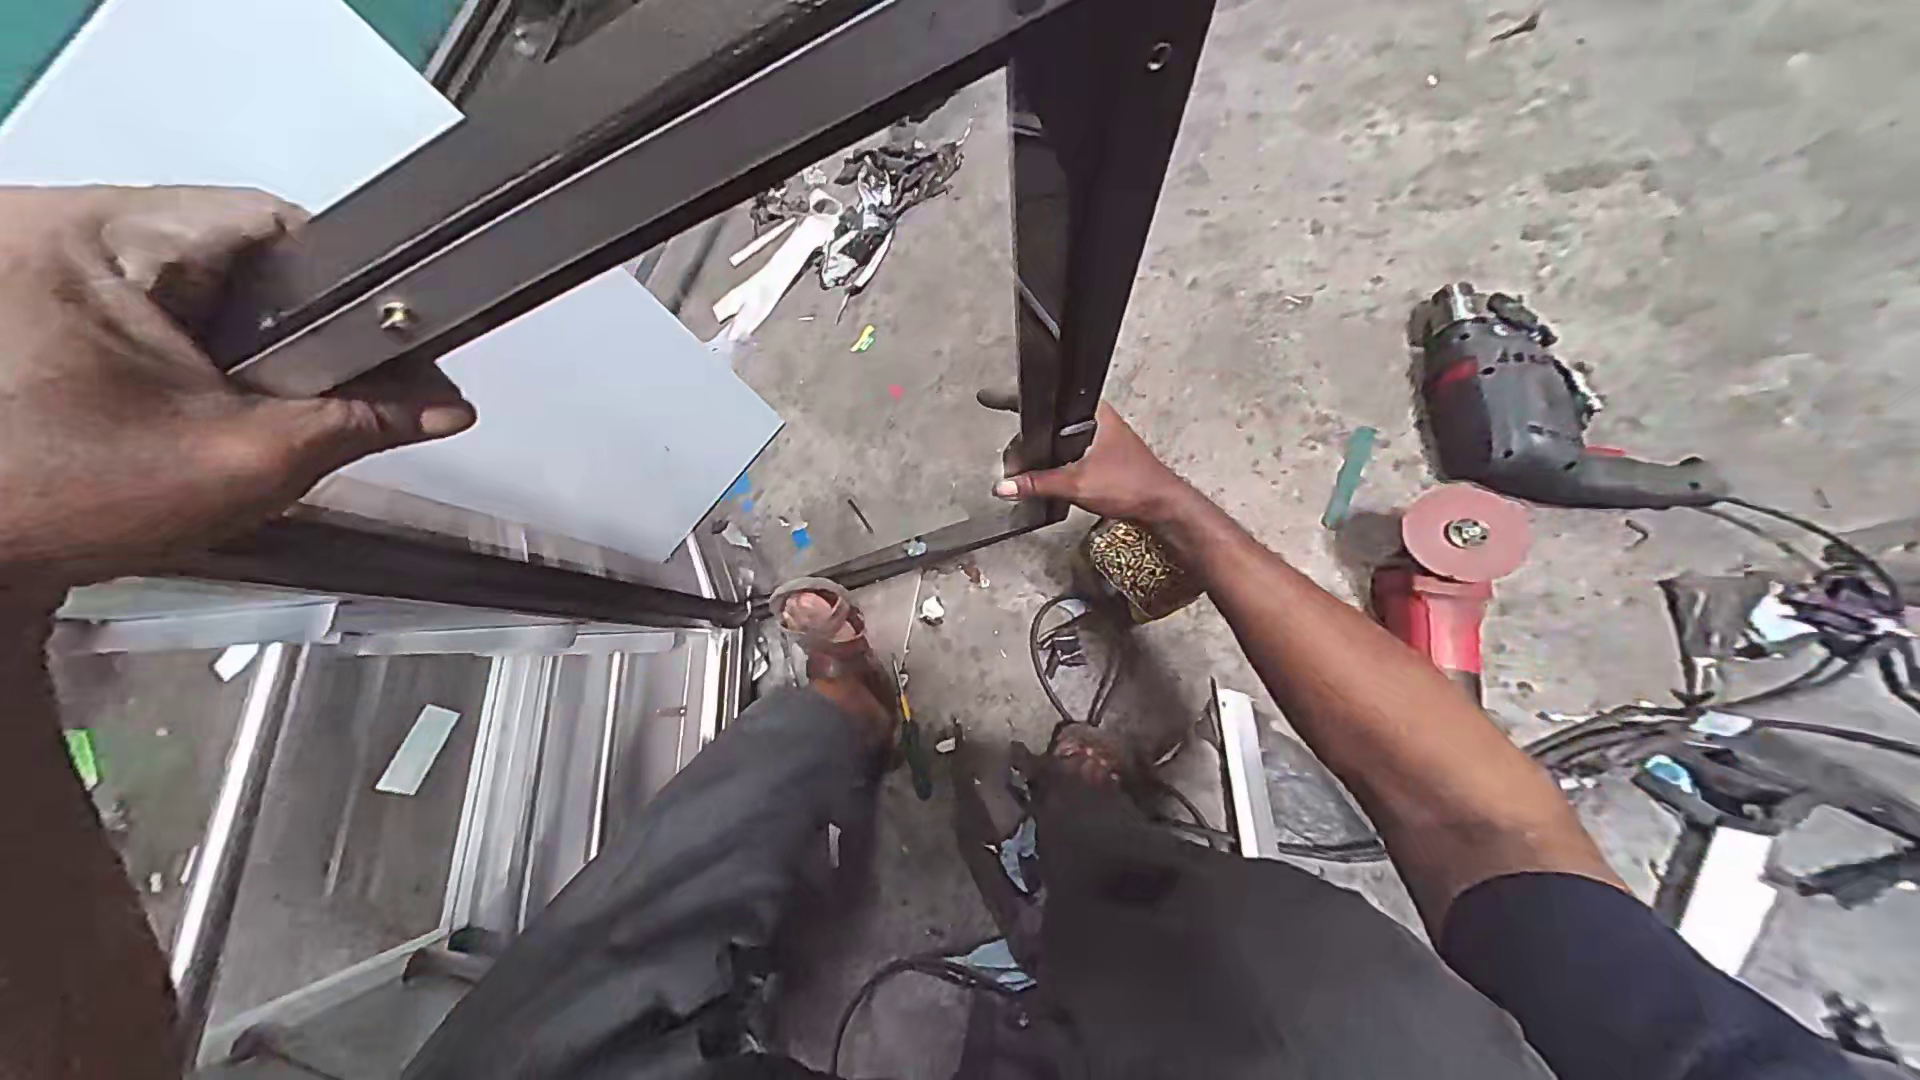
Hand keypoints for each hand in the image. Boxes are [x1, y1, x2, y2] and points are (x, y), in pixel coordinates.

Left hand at [0, 185, 473, 584]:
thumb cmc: (55, 498)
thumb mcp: (251, 457)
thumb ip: (366, 422)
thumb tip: (445, 408)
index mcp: (84, 241)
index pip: (274, 225)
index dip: (352, 285)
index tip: (390, 343)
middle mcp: (48, 230)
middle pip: (249, 253)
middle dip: (309, 326)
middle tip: (322, 389)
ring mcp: (40, 260)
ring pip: (219, 280)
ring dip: (267, 340)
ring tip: (262, 398)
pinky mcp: (43, 294)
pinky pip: (175, 300)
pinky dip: (222, 347)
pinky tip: (224, 392)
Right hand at [986, 400, 1195, 523]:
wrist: (1160, 506)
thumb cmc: (1130, 485)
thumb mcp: (1076, 484)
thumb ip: (1037, 483)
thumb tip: (1004, 486)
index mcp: (1091, 412)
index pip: (1045, 401)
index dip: (1014, 402)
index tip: (988, 398)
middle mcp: (1095, 419)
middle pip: (1045, 423)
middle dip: (1025, 444)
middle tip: (1012, 466)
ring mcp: (1098, 437)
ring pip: (1056, 440)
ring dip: (1040, 456)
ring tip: (1025, 474)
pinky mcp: (1101, 454)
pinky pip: (1067, 453)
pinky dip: (1053, 464)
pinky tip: (1046, 478)